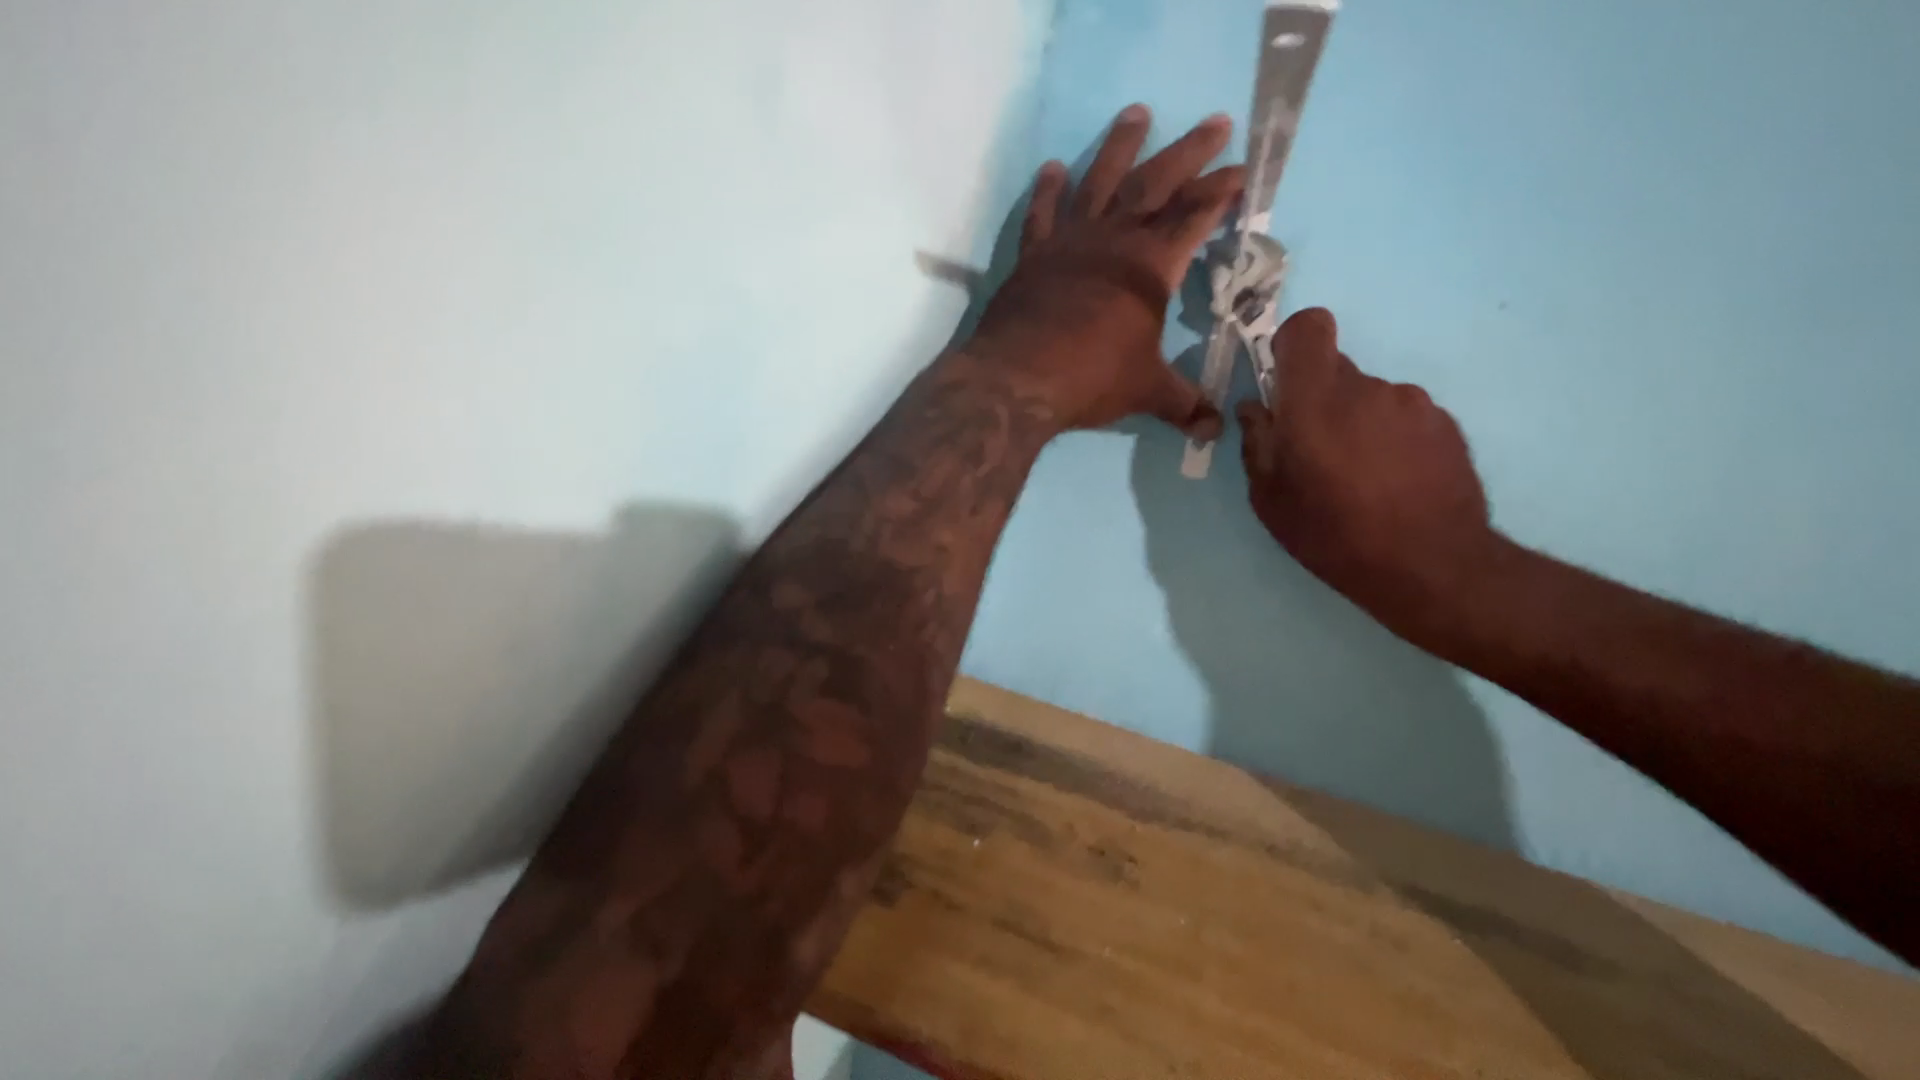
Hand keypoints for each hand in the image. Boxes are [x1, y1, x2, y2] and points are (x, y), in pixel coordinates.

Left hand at [968, 105, 1244, 437]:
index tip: (1243, 170)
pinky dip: (1048, 190)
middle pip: (1157, 183)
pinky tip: (1053, 168)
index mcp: (1151, 267)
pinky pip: (1042, 214)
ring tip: (1136, 113)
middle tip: (1216, 122)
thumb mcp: (1146, 392)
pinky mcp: (1032, 256)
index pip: (1196, 217)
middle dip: (1190, 152)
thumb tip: (1214, 430)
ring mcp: (1069, 243)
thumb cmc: (1090, 379)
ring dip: (1120, 146)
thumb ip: (1183, 404)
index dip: (1222, 193)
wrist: (1016, 379)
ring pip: (1099, 180)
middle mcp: (1112, 241)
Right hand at [1237, 308, 1508, 642]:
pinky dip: (1393, 440)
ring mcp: (1413, 403)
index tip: (1286, 384)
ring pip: (1371, 397)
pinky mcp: (1446, 424)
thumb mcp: (1270, 500)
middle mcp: (1366, 387)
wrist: (1431, 566)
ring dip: (1359, 423)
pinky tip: (1395, 483)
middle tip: (1319, 453)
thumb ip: (1257, 444)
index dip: (1293, 345)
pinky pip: (1404, 418)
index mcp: (1315, 400)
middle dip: (1320, 400)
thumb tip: (1256, 410)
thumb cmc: (1333, 535)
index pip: (1308, 326)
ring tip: (1362, 477)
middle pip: (1335, 370)